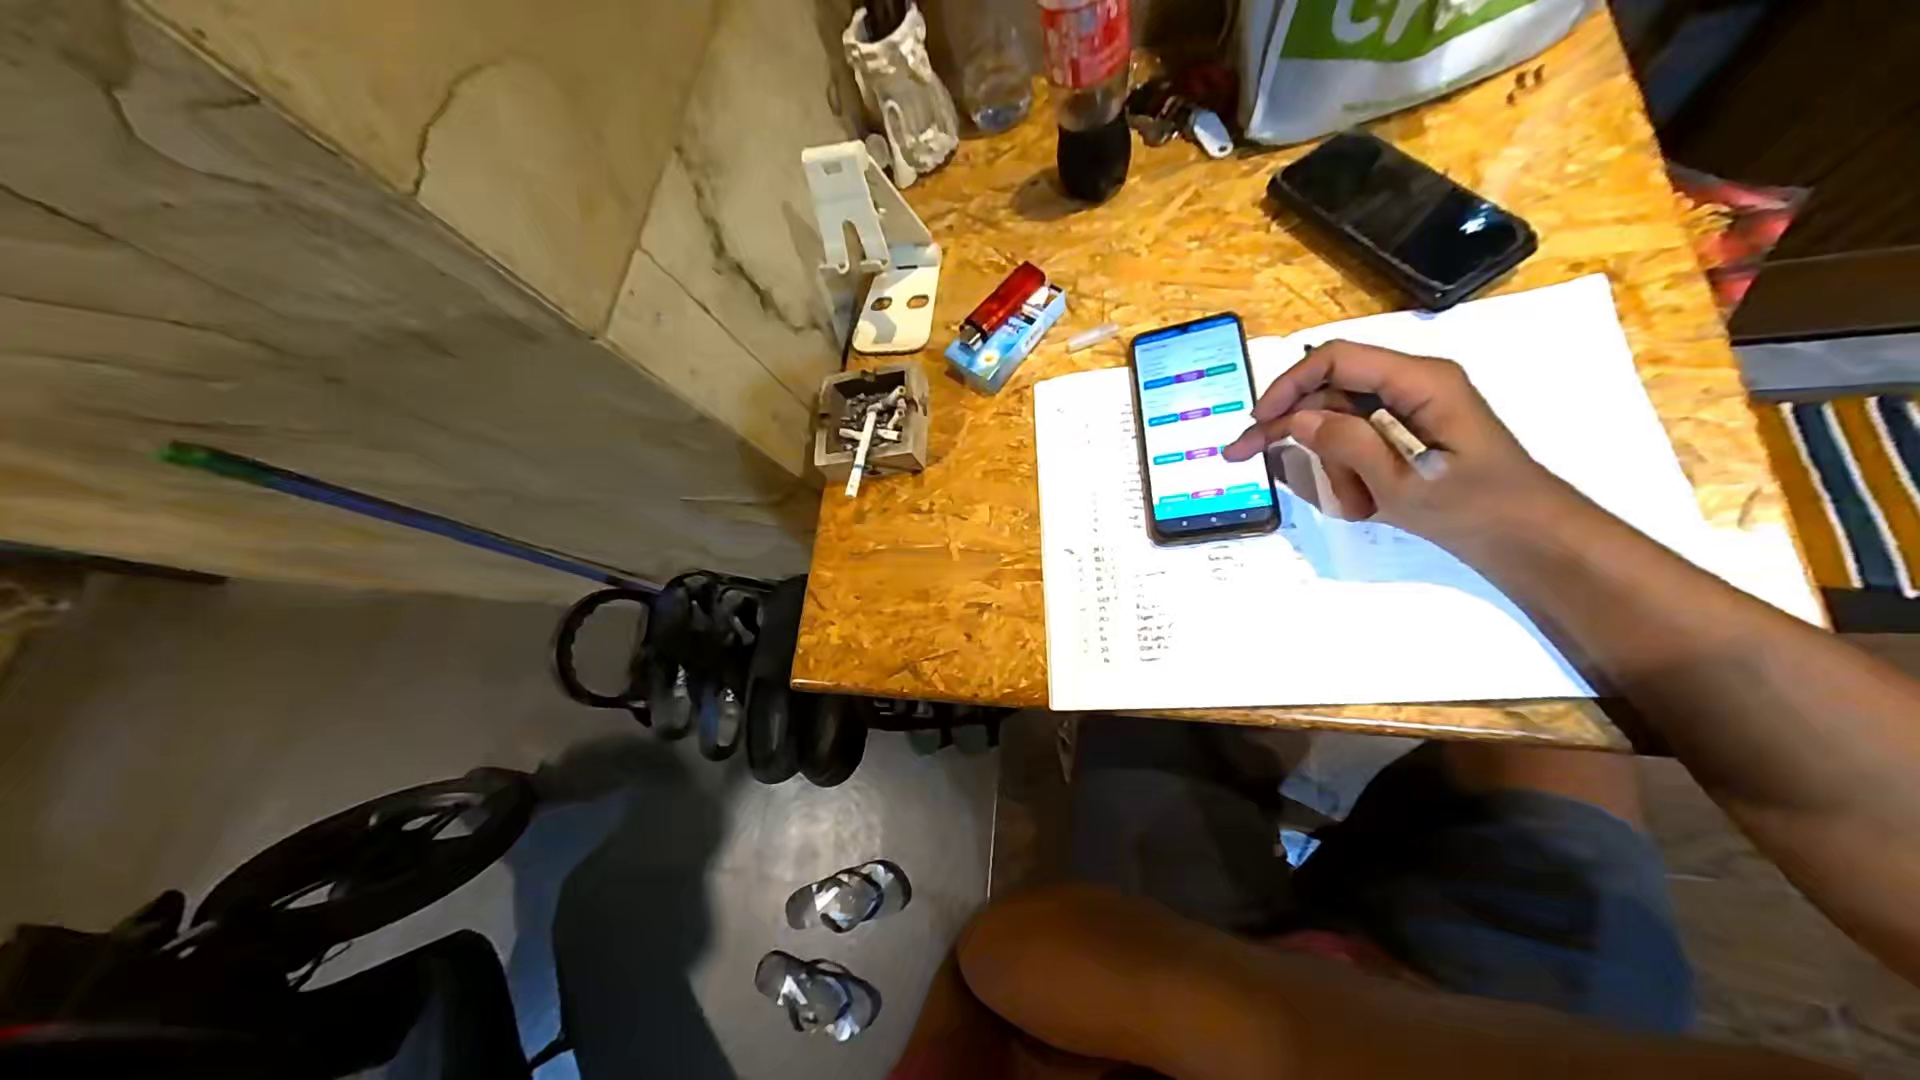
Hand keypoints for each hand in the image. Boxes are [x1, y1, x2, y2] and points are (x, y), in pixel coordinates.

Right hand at [1222, 340, 1580, 552]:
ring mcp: (1407, 410)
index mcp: (1419, 381)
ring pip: (1336, 420)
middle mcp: (1410, 385)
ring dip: (1326, 462)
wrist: (1527, 537)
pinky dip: (1343, 472)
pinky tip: (1359, 501)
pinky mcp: (1403, 434)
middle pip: (1328, 390)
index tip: (1258, 419)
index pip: (1336, 359)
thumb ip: (1347, 444)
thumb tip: (1297, 419)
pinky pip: (1353, 441)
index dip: (1289, 384)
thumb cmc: (1475, 507)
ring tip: (1348, 504)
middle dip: (1291, 427)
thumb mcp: (1403, 481)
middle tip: (1244, 455)